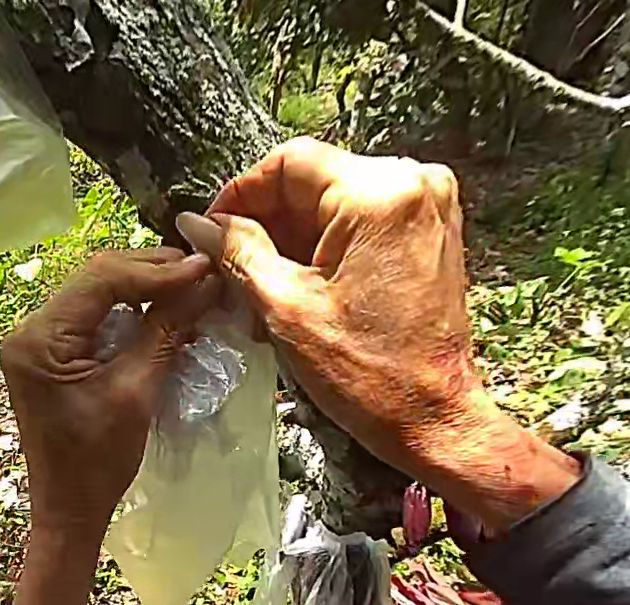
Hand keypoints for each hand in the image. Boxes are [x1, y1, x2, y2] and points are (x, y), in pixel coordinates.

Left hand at [1, 249, 219, 604]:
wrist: (70, 509)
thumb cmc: (98, 464)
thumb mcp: (135, 393)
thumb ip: (164, 332)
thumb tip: (204, 285)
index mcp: (39, 339)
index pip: (101, 280)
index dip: (156, 270)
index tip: (204, 268)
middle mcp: (30, 331)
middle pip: (97, 281)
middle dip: (151, 275)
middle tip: (202, 274)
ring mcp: (38, 344)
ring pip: (97, 297)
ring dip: (144, 292)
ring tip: (190, 290)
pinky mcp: (51, 358)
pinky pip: (94, 322)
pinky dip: (130, 317)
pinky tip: (164, 314)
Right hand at [206, 138, 579, 528]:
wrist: (432, 418)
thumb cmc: (364, 375)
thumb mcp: (286, 310)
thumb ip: (239, 254)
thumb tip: (197, 223)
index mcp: (378, 193)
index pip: (288, 163)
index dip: (239, 195)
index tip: (210, 233)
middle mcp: (412, 182)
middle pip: (312, 183)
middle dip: (264, 227)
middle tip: (230, 274)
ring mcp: (427, 207)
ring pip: (333, 207)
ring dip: (289, 244)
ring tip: (259, 295)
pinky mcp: (428, 234)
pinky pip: (360, 226)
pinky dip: (323, 253)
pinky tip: (297, 292)